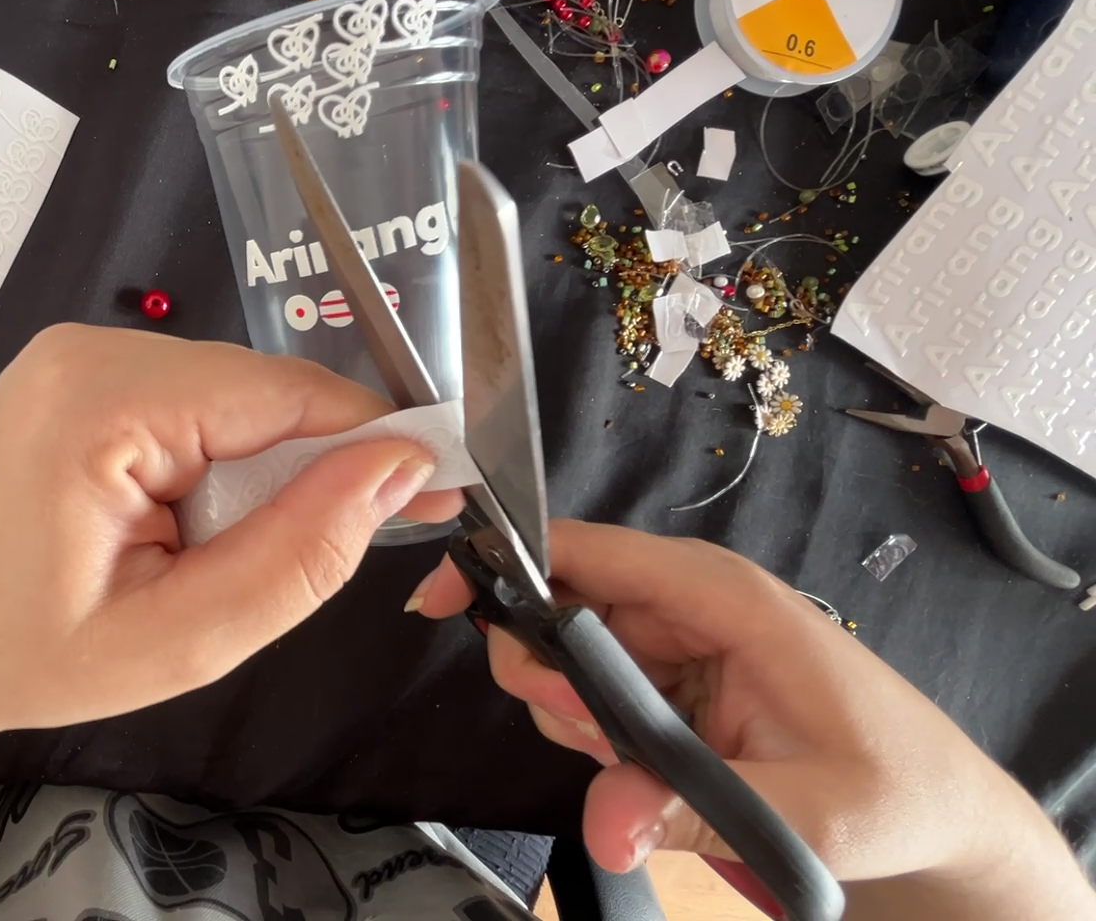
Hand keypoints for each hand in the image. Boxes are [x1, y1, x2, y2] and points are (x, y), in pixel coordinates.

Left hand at [0, 324, 459, 736]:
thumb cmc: (38, 656)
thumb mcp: (182, 640)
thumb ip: (297, 555)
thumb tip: (396, 468)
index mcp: (97, 406)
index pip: (277, 392)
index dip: (368, 436)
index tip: (434, 486)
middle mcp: (83, 350)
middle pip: (253, 387)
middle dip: (300, 463)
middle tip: (297, 549)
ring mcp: (71, 349)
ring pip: (226, 389)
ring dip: (249, 462)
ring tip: (206, 542)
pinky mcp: (73, 366)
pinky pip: (185, 391)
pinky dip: (210, 447)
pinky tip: (178, 509)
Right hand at [410, 520, 1092, 913]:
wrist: (937, 821)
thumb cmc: (898, 792)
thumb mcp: (818, 814)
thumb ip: (699, 811)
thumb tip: (602, 827)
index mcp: (709, 590)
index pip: (576, 547)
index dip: (498, 562)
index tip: (436, 602)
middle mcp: (670, 598)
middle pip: (546, 597)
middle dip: (537, 665)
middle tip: (582, 729)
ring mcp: (655, 635)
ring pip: (549, 645)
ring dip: (560, 705)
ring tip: (626, 758)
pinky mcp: (646, 670)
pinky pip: (573, 681)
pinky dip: (577, 722)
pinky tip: (630, 759)